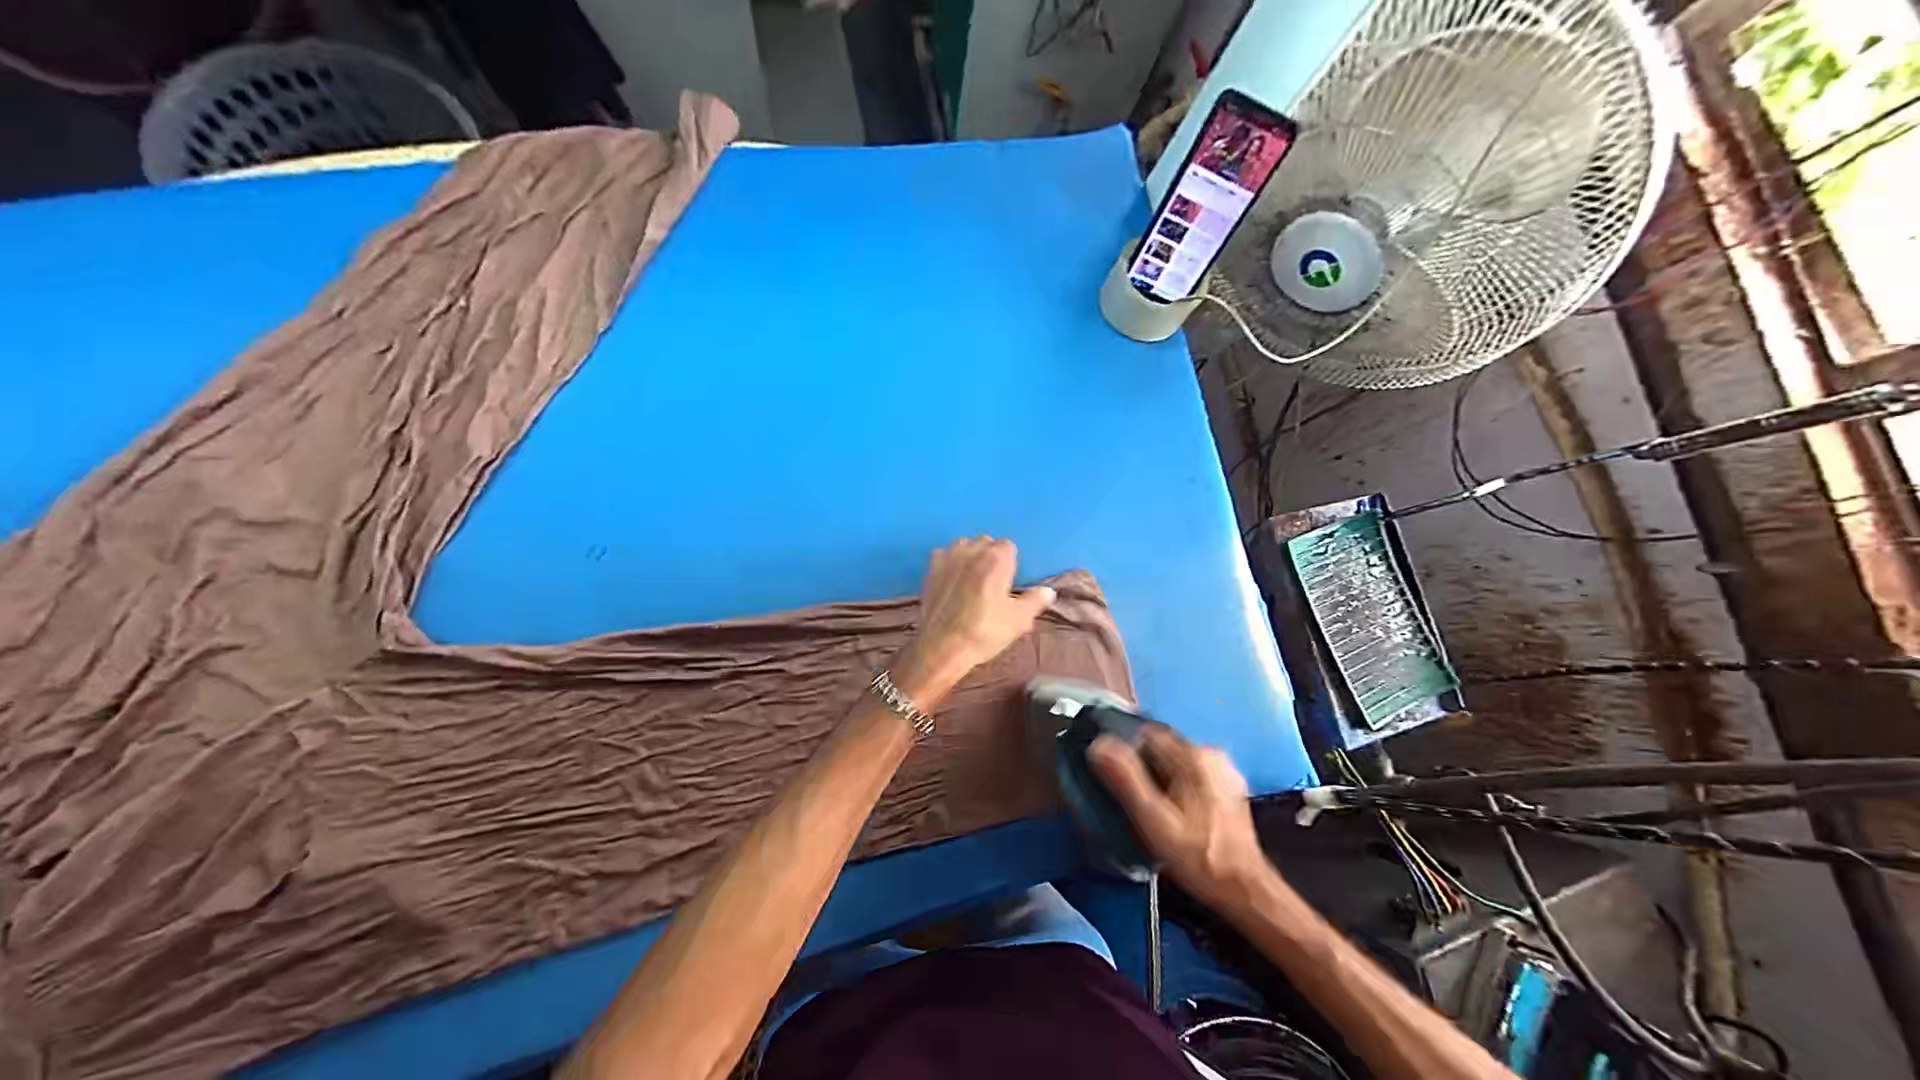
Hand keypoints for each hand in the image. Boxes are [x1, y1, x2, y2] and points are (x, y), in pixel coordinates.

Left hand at [894, 537, 1054, 702]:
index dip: (1010, 563)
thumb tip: (1048, 591)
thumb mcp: (1018, 620)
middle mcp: (972, 551)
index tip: (1008, 582)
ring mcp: (949, 558)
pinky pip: (943, 554)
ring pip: (964, 545)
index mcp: (997, 559)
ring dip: (970, 556)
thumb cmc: (985, 632)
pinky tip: (951, 579)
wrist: (943, 646)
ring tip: (971, 579)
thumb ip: (1035, 601)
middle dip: (990, 557)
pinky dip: (949, 562)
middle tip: (992, 583)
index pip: (1008, 547)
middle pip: (986, 543)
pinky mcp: (931, 569)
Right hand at [1088, 727, 1272, 907]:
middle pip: (1161, 746)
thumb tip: (1099, 745)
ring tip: (1153, 808)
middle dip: (1144, 766)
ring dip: (1160, 776)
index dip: (1126, 754)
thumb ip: (1125, 780)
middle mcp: (1211, 754)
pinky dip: (1177, 784)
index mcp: (1195, 755)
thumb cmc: (1198, 857)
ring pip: (1175, 759)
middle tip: (1135, 799)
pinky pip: (1191, 773)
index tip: (1117, 779)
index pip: (1146, 734)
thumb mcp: (1154, 821)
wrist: (1244, 890)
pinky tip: (1174, 811)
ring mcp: (1223, 770)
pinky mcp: (1228, 786)